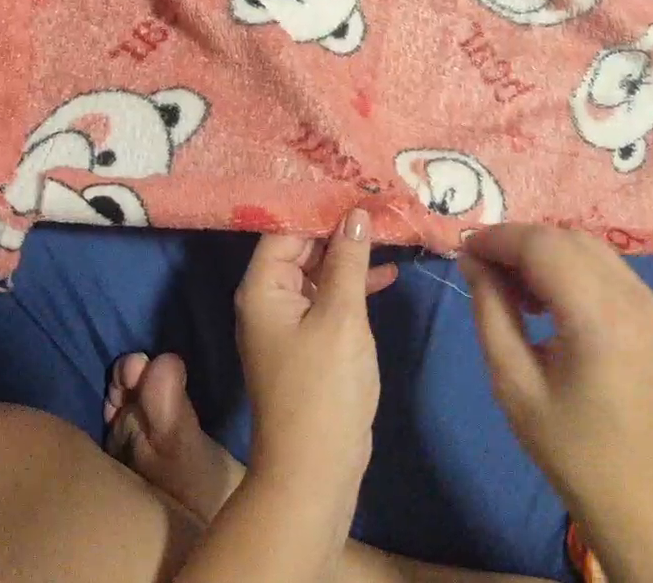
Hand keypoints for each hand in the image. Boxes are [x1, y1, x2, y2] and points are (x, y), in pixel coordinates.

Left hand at [234, 209, 397, 514]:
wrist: (315, 467)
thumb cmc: (323, 387)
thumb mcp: (340, 316)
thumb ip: (347, 261)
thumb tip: (354, 213)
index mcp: (262, 287)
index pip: (286, 228)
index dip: (320, 205)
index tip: (356, 184)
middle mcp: (268, 298)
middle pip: (301, 247)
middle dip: (338, 227)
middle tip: (379, 200)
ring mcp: (287, 321)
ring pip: (318, 272)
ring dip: (349, 256)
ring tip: (389, 230)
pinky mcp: (307, 341)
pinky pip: (327, 298)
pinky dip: (352, 286)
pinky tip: (386, 274)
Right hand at [458, 226, 652, 525]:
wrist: (640, 493)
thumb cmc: (568, 446)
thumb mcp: (512, 382)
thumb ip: (490, 311)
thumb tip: (472, 261)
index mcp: (597, 319)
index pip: (542, 246)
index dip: (499, 239)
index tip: (465, 250)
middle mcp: (632, 298)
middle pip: (565, 238)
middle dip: (518, 242)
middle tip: (484, 271)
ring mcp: (651, 303)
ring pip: (587, 245)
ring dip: (544, 251)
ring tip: (515, 289)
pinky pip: (606, 266)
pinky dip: (570, 266)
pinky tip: (549, 299)